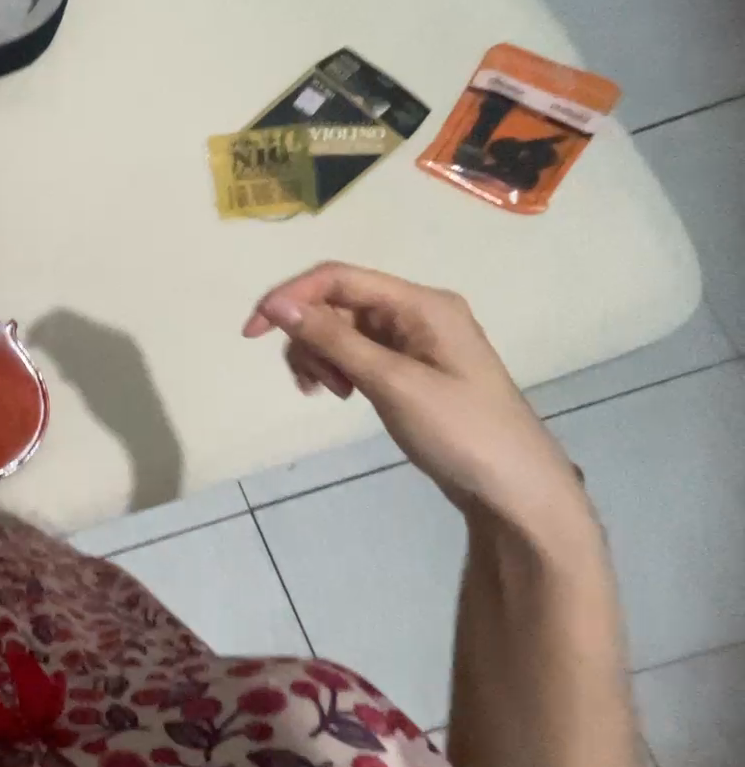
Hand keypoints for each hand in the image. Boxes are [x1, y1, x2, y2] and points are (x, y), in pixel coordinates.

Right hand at [243, 262, 583, 526]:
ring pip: (334, 329)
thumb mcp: (391, 382)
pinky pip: (348, 351)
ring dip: (317, 357)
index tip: (253, 333)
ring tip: (330, 392)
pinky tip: (336, 394)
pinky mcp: (401, 364)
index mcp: (421, 304)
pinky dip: (331, 368)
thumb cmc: (460, 430)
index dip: (289, 297)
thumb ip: (333, 340)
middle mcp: (413, 312)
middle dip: (307, 338)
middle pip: (332, 304)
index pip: (337, 278)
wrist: (513, 488)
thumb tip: (277, 305)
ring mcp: (408, 339)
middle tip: (312, 382)